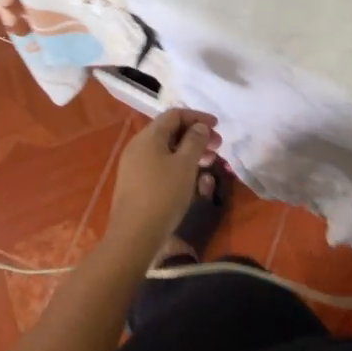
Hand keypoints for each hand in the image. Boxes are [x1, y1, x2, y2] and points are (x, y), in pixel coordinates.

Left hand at [103, 109, 221, 262]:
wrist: (134, 236)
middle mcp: (138, 146)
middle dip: (196, 136)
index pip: (175, 115)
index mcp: (148, 136)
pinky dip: (177, 165)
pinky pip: (159, 164)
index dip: (198, 117)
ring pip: (165, 150)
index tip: (218, 127)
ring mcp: (134, 166)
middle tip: (217, 148)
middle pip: (170, 132)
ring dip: (188, 152)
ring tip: (208, 164)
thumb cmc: (163, 194)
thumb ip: (195, 141)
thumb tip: (199, 127)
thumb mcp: (185, 165)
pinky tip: (190, 179)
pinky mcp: (134, 184)